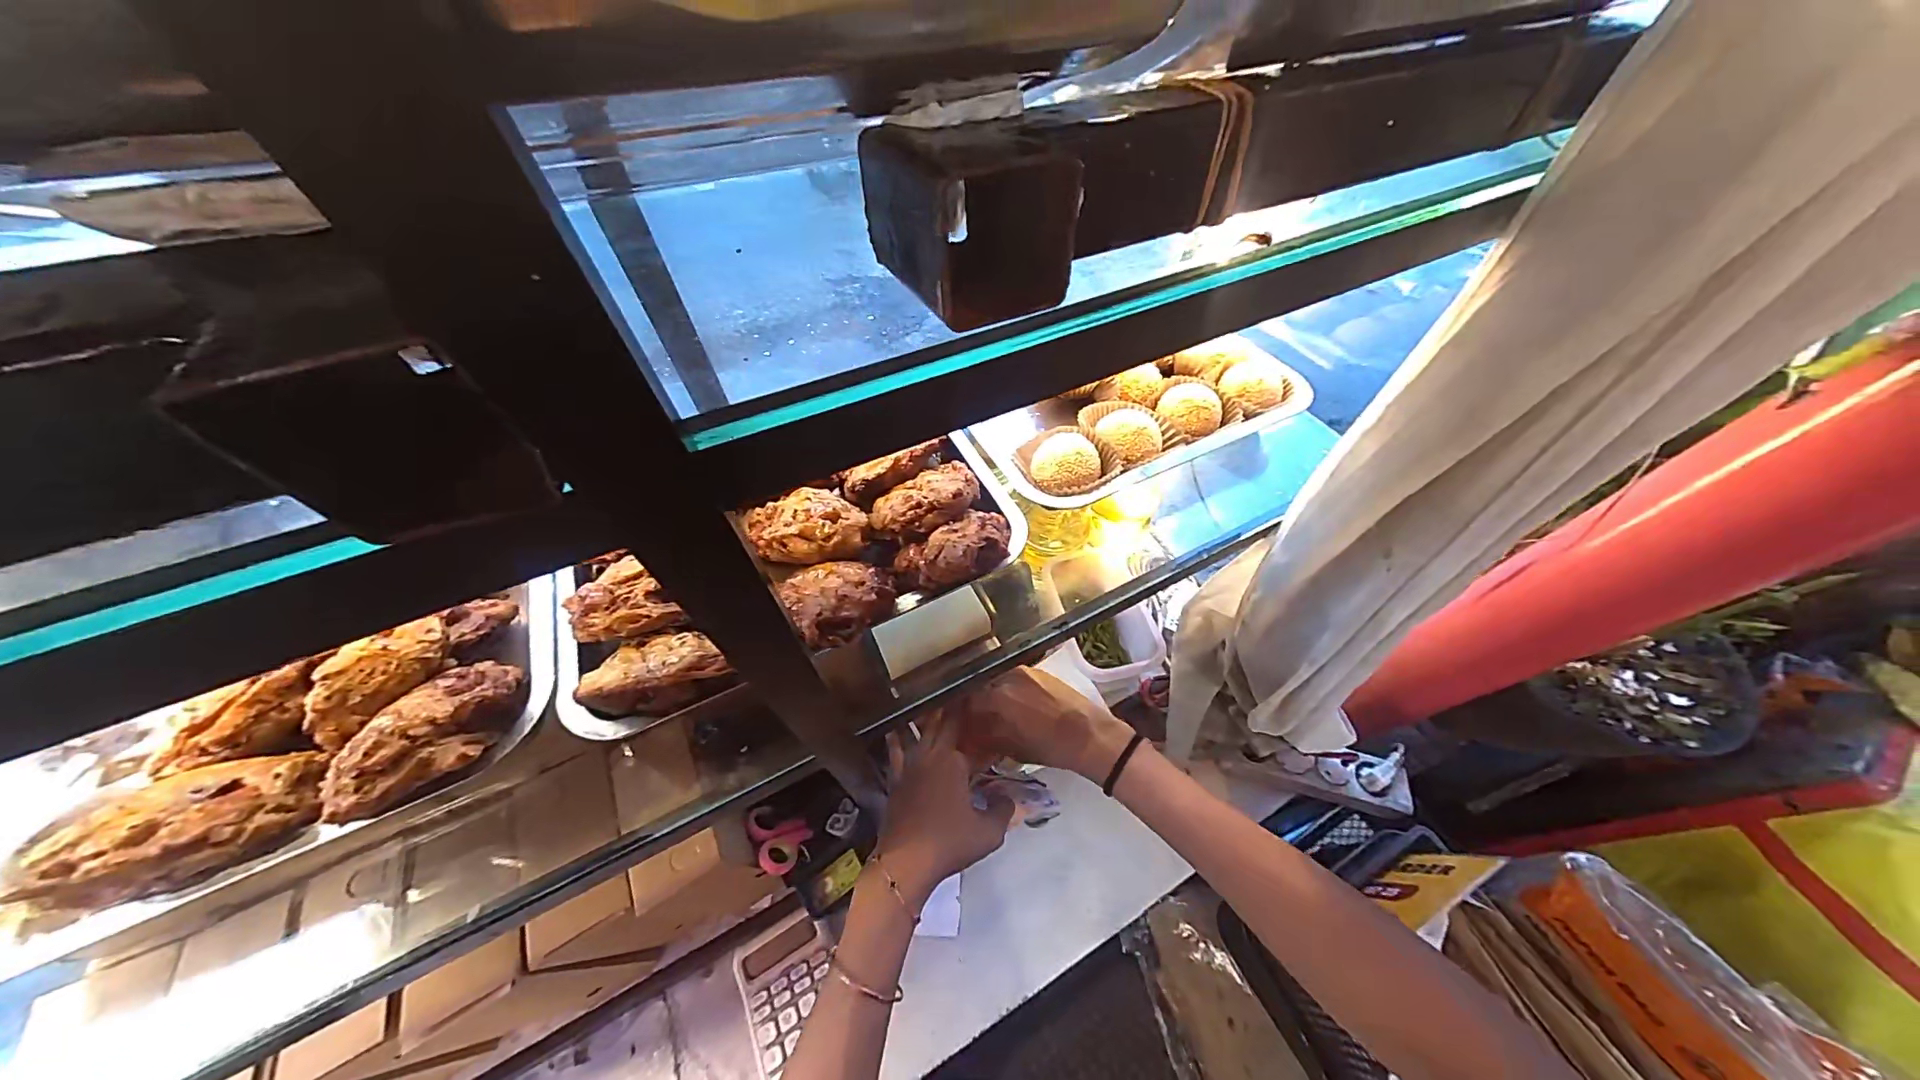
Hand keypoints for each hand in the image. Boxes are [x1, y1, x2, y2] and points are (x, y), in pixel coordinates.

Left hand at [876, 711, 1013, 905]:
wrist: (906, 862)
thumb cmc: (950, 843)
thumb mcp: (989, 832)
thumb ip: (1003, 809)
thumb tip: (1008, 797)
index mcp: (953, 761)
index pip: (963, 728)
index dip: (969, 710)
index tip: (974, 692)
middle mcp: (929, 757)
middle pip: (937, 724)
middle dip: (946, 706)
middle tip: (953, 690)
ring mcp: (907, 769)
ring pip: (915, 734)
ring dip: (921, 718)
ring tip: (924, 700)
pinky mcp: (894, 783)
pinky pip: (895, 753)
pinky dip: (895, 740)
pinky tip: (892, 732)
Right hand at [950, 667, 1135, 781]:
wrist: (1091, 736)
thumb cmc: (1051, 748)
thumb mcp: (1011, 748)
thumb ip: (984, 738)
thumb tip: (966, 738)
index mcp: (997, 696)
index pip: (964, 700)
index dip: (958, 714)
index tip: (956, 724)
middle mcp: (1006, 676)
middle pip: (978, 687)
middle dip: (973, 704)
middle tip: (974, 720)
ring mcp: (1023, 670)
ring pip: (995, 681)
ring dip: (990, 696)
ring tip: (994, 714)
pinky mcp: (1038, 671)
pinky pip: (1013, 678)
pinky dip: (1008, 691)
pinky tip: (1013, 706)